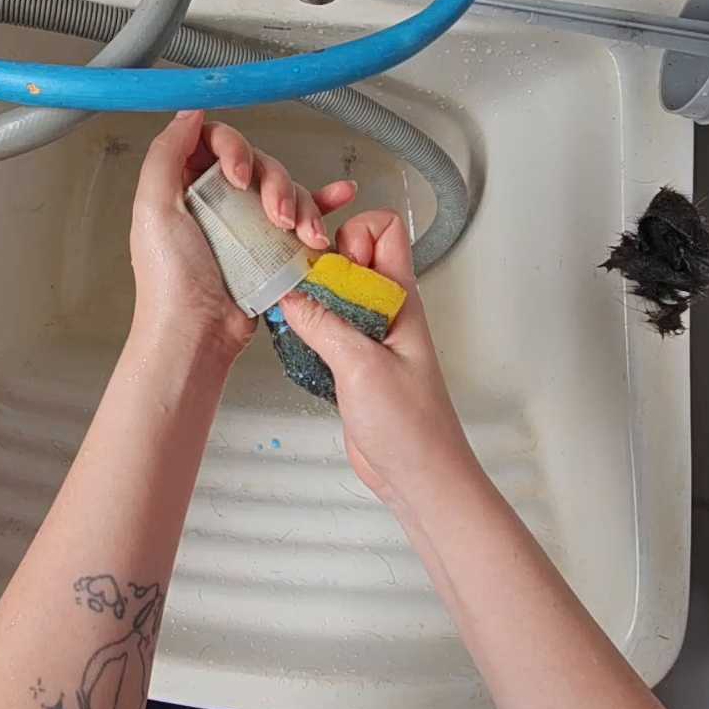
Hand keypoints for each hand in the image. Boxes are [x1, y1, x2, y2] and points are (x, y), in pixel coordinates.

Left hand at [130, 111, 355, 361]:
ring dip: (300, 203)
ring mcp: (245, 224)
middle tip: (272, 214)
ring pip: (284, 189)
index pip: (217, 141)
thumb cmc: (170, 281)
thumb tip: (188, 112)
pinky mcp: (269, 247)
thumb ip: (165, 154)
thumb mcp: (153, 209)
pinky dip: (322, 205)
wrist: (196, 334)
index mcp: (184, 186)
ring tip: (301, 233)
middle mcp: (215, 200)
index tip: (239, 175)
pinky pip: (302, 216)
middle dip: (273, 183)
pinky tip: (339, 196)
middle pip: (258, 163)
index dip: (234, 149)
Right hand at [276, 210, 474, 500]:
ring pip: (332, 290)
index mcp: (401, 299)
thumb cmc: (412, 427)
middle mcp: (384, 309)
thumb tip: (290, 294)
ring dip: (307, 294)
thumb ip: (324, 324)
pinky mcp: (349, 358)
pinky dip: (303, 324)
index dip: (355, 235)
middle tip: (300, 285)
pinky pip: (322, 324)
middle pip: (350, 255)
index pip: (385, 231)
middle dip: (320, 260)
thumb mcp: (362, 366)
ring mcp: (366, 333)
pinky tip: (292, 339)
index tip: (332, 262)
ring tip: (291, 313)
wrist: (419, 477)